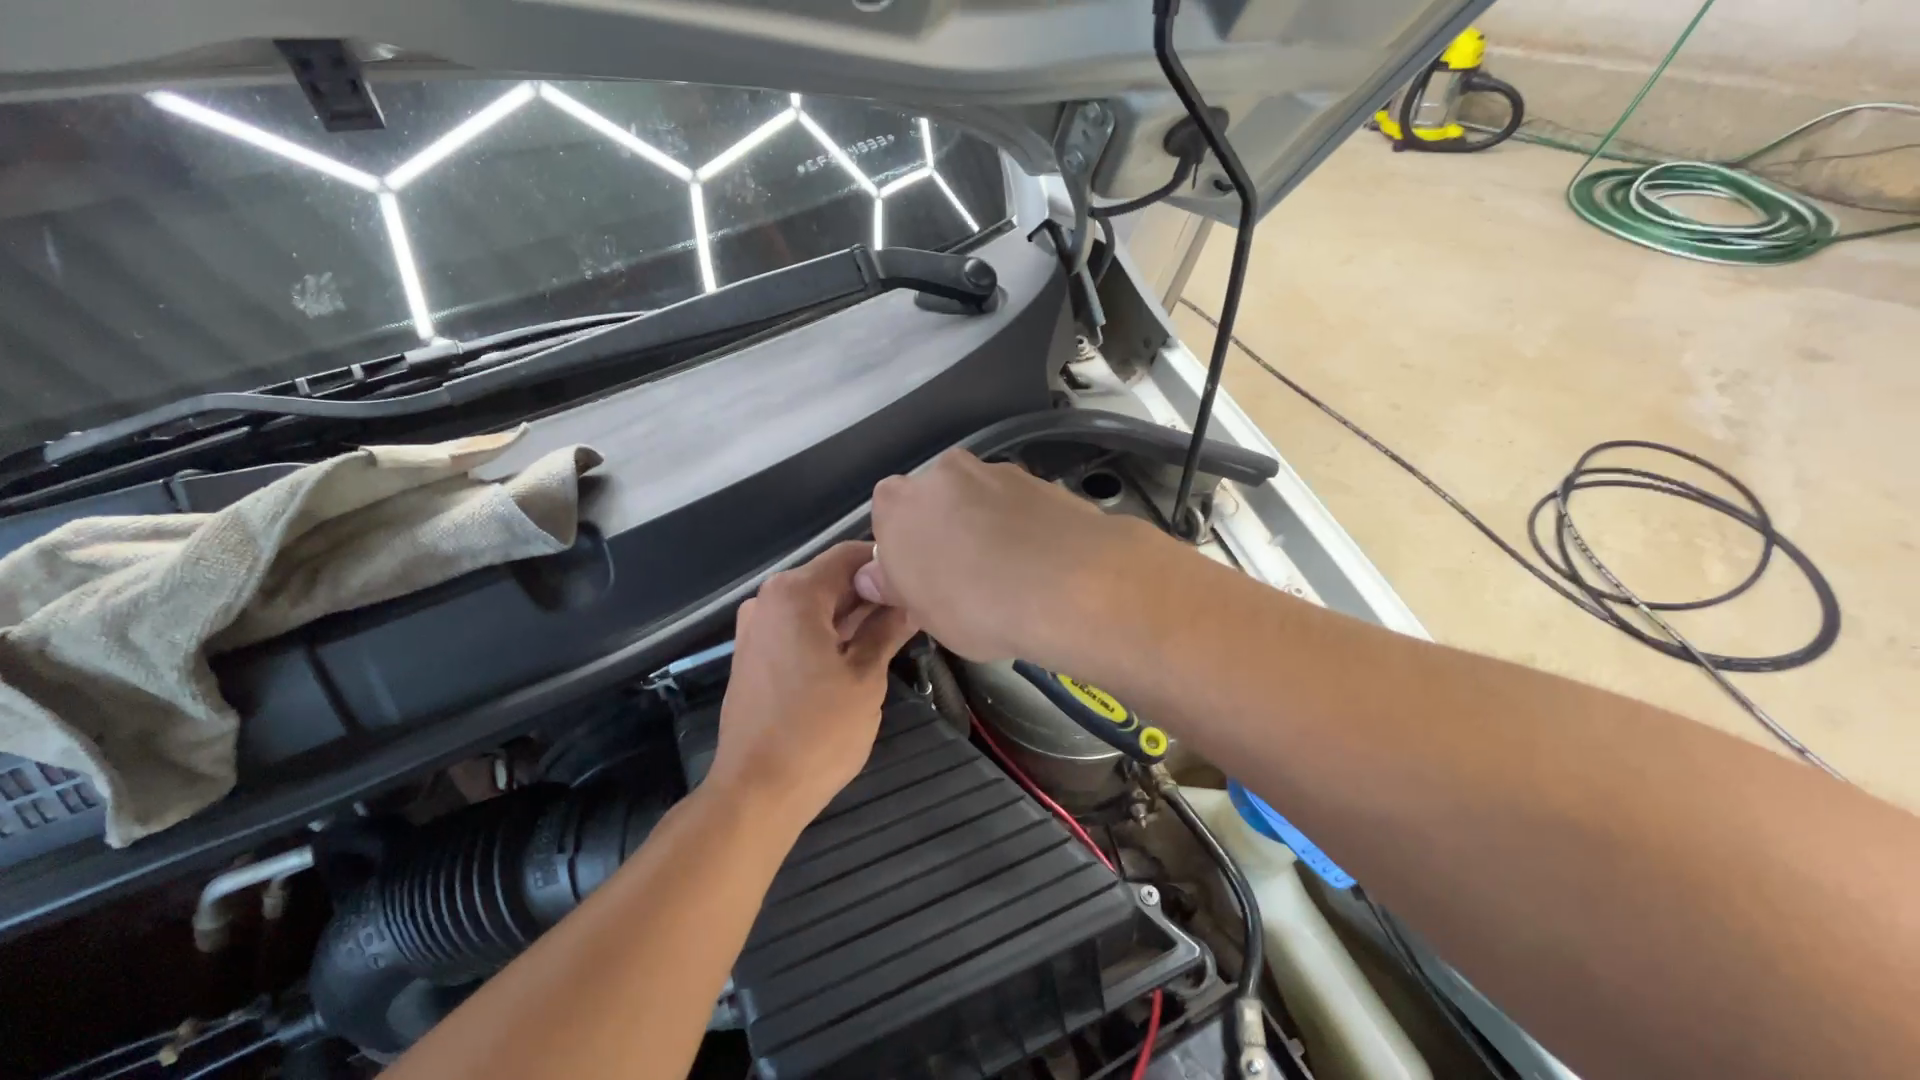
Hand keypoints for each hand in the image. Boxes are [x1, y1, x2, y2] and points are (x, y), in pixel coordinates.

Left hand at [709, 542, 918, 821]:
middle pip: (830, 577)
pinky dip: (828, 633)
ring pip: (815, 604)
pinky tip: (860, 652)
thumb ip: (887, 630)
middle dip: (872, 591)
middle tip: (916, 610)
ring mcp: (756, 628)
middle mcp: (768, 599)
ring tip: (896, 632)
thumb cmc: (818, 732)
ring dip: (853, 614)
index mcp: (795, 594)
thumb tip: (910, 602)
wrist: (757, 790)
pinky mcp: (754, 655)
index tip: (922, 582)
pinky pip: (798, 628)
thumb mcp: (866, 678)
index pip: (850, 555)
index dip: (888, 564)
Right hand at [854, 450, 1160, 663]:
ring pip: (981, 498)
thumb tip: (872, 576)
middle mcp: (942, 473)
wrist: (1067, 585)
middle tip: (966, 578)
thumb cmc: (976, 606)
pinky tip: (1041, 562)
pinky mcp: (1041, 479)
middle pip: (936, 501)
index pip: (888, 518)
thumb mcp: (923, 614)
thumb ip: (894, 586)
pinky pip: (1021, 504)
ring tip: (1012, 573)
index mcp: (897, 504)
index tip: (923, 581)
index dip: (906, 551)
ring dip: (988, 525)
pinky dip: (1024, 524)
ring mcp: (996, 471)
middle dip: (947, 530)